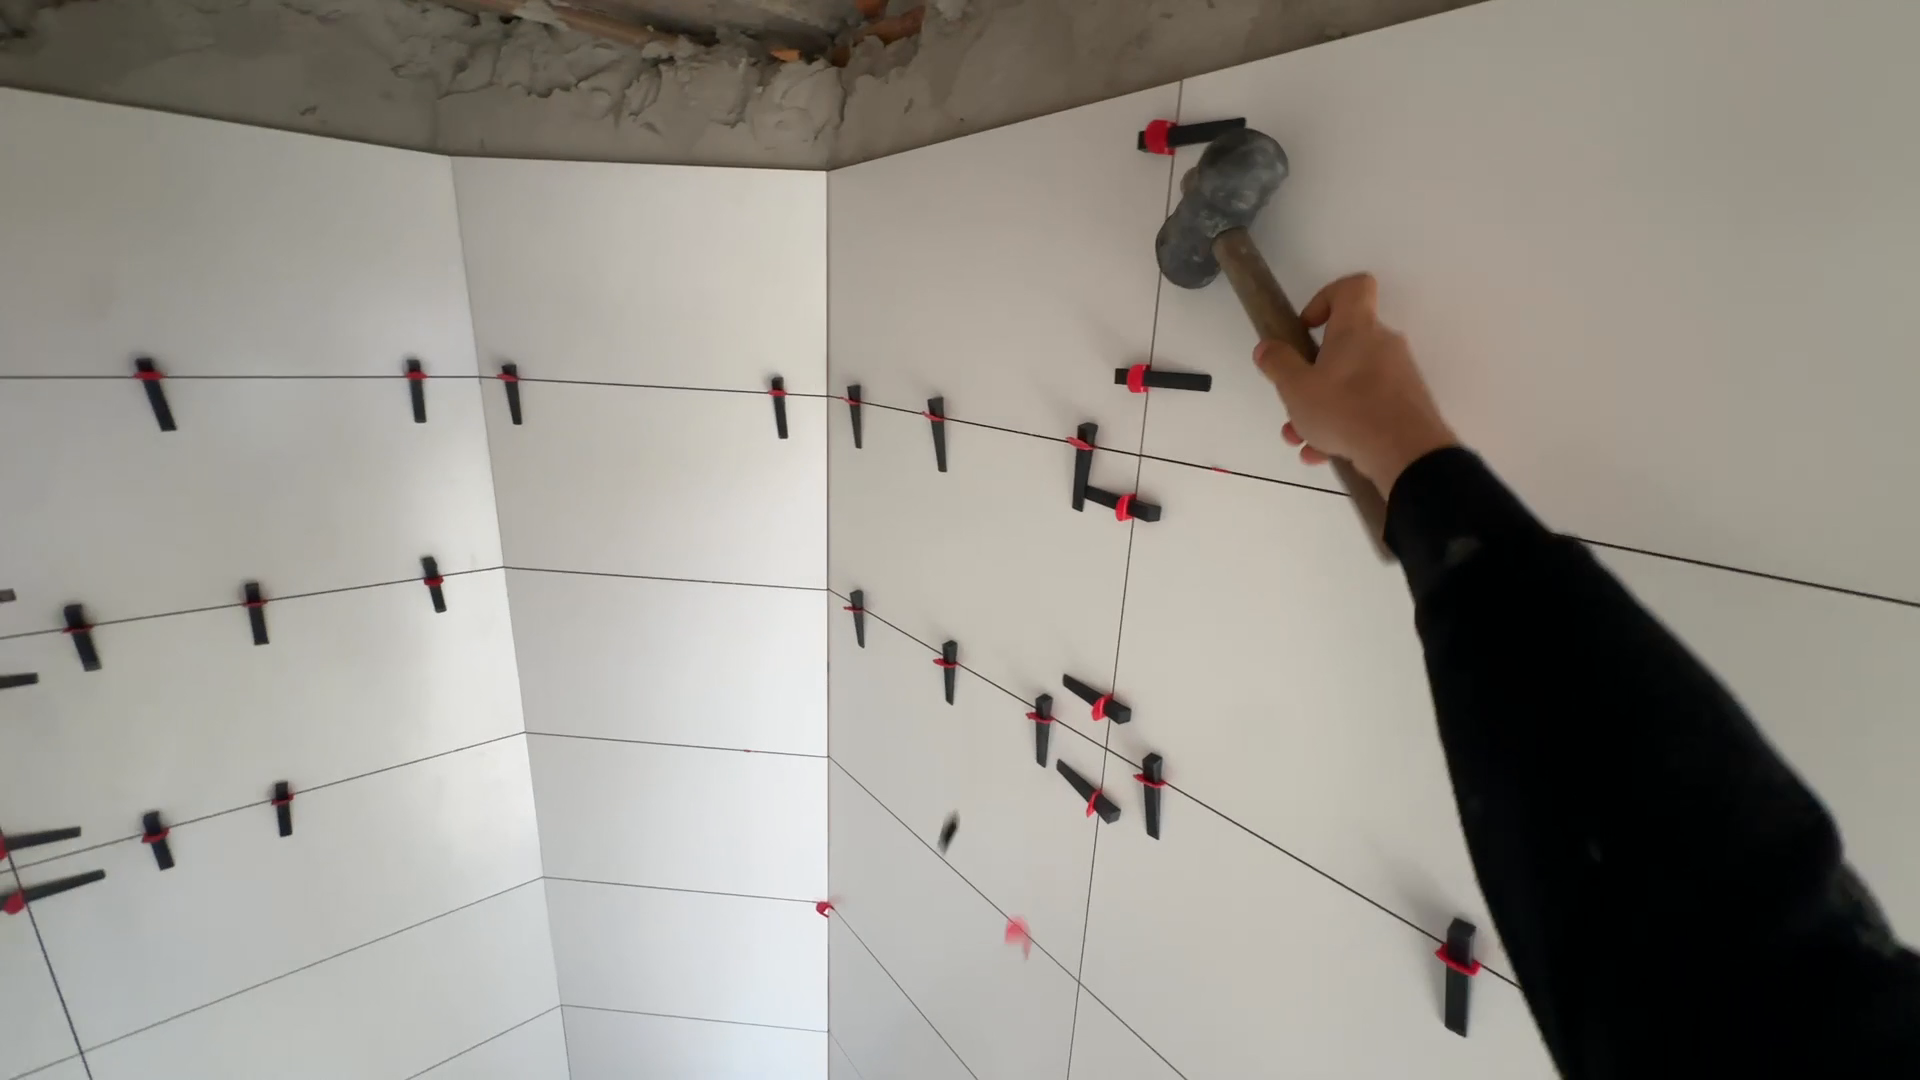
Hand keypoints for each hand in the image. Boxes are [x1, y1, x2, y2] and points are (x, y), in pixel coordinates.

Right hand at [1252, 272, 1457, 493]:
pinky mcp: (1404, 404)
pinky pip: (1363, 406)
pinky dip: (1340, 425)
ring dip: (1318, 408)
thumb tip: (1267, 347)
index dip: (1325, 299)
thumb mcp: (1296, 389)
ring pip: (1347, 383)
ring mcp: (1397, 375)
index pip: (1352, 287)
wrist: (1406, 453)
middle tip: (1291, 401)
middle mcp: (1382, 344)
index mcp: (1356, 329)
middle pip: (1341, 347)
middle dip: (1308, 375)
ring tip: (1300, 438)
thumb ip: (1277, 364)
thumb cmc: (1345, 410)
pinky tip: (1322, 453)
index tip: (1305, 328)